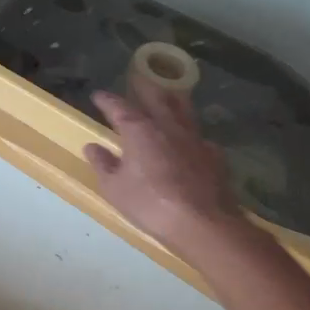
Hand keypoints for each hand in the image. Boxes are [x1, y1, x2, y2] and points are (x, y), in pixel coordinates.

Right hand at [84, 81, 247, 255]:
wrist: (207, 227)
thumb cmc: (151, 203)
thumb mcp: (114, 187)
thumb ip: (103, 164)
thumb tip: (93, 147)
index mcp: (138, 130)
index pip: (118, 106)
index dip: (106, 100)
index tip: (98, 96)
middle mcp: (167, 128)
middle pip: (157, 99)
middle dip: (145, 89)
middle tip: (138, 81)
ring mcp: (195, 143)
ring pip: (184, 113)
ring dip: (174, 104)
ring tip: (170, 97)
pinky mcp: (216, 161)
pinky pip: (201, 139)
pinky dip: (192, 136)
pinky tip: (192, 142)